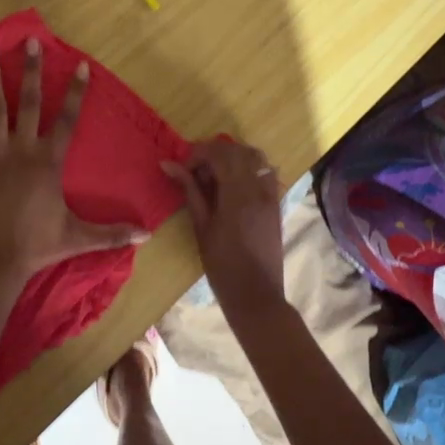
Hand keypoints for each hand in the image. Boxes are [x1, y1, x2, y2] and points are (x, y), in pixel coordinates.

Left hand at [0, 39, 147, 287]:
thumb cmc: (39, 245)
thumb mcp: (80, 237)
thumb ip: (114, 233)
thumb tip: (148, 235)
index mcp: (49, 161)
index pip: (67, 119)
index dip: (76, 92)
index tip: (81, 65)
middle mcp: (23, 149)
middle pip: (30, 101)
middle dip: (32, 70)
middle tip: (30, 42)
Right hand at [163, 139, 285, 313]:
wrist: (256, 294)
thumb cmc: (222, 265)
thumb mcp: (201, 227)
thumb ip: (189, 191)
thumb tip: (169, 164)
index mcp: (238, 195)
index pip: (219, 154)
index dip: (197, 154)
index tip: (183, 169)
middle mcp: (258, 188)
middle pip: (237, 150)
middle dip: (214, 152)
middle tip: (196, 172)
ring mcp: (271, 195)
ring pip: (255, 157)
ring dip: (233, 157)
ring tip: (215, 175)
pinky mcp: (276, 203)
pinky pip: (265, 172)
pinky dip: (248, 168)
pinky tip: (233, 186)